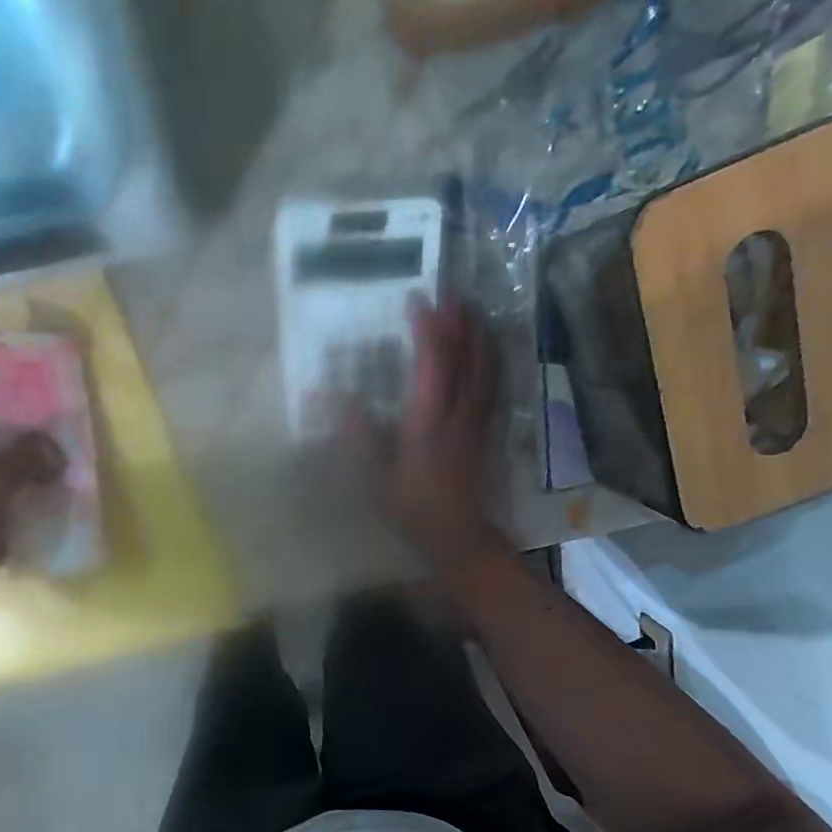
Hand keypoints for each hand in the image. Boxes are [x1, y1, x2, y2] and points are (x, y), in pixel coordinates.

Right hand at [353, 297, 505, 567]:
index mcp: (429, 420)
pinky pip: (496, 387)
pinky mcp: (488, 432)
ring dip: (481, 335)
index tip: (417, 299)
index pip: (432, 362)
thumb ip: (358, 435)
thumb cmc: (412, 509)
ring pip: (487, 368)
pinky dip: (494, 362)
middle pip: (467, 356)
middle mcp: (459, 413)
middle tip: (451, 293)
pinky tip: (491, 353)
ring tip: (475, 311)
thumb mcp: (375, 477)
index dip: (427, 327)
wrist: (459, 538)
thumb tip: (335, 397)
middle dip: (459, 321)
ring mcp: (479, 421)